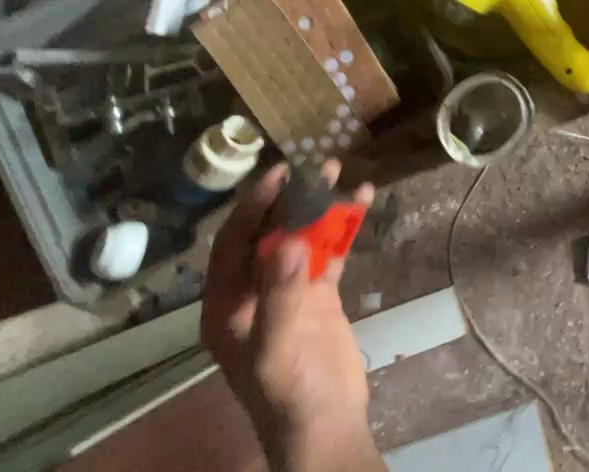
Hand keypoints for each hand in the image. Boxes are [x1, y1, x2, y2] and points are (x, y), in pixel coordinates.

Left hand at [203, 160, 377, 465]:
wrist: (326, 424)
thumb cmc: (288, 392)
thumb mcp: (276, 347)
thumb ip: (279, 295)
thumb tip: (286, 241)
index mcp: (226, 305)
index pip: (233, 243)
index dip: (252, 207)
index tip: (279, 173)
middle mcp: (252, 292)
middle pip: (268, 233)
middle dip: (290, 198)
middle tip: (318, 165)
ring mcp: (288, 291)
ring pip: (301, 237)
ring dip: (320, 208)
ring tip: (343, 174)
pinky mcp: (318, 296)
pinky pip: (329, 252)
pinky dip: (344, 228)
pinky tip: (363, 203)